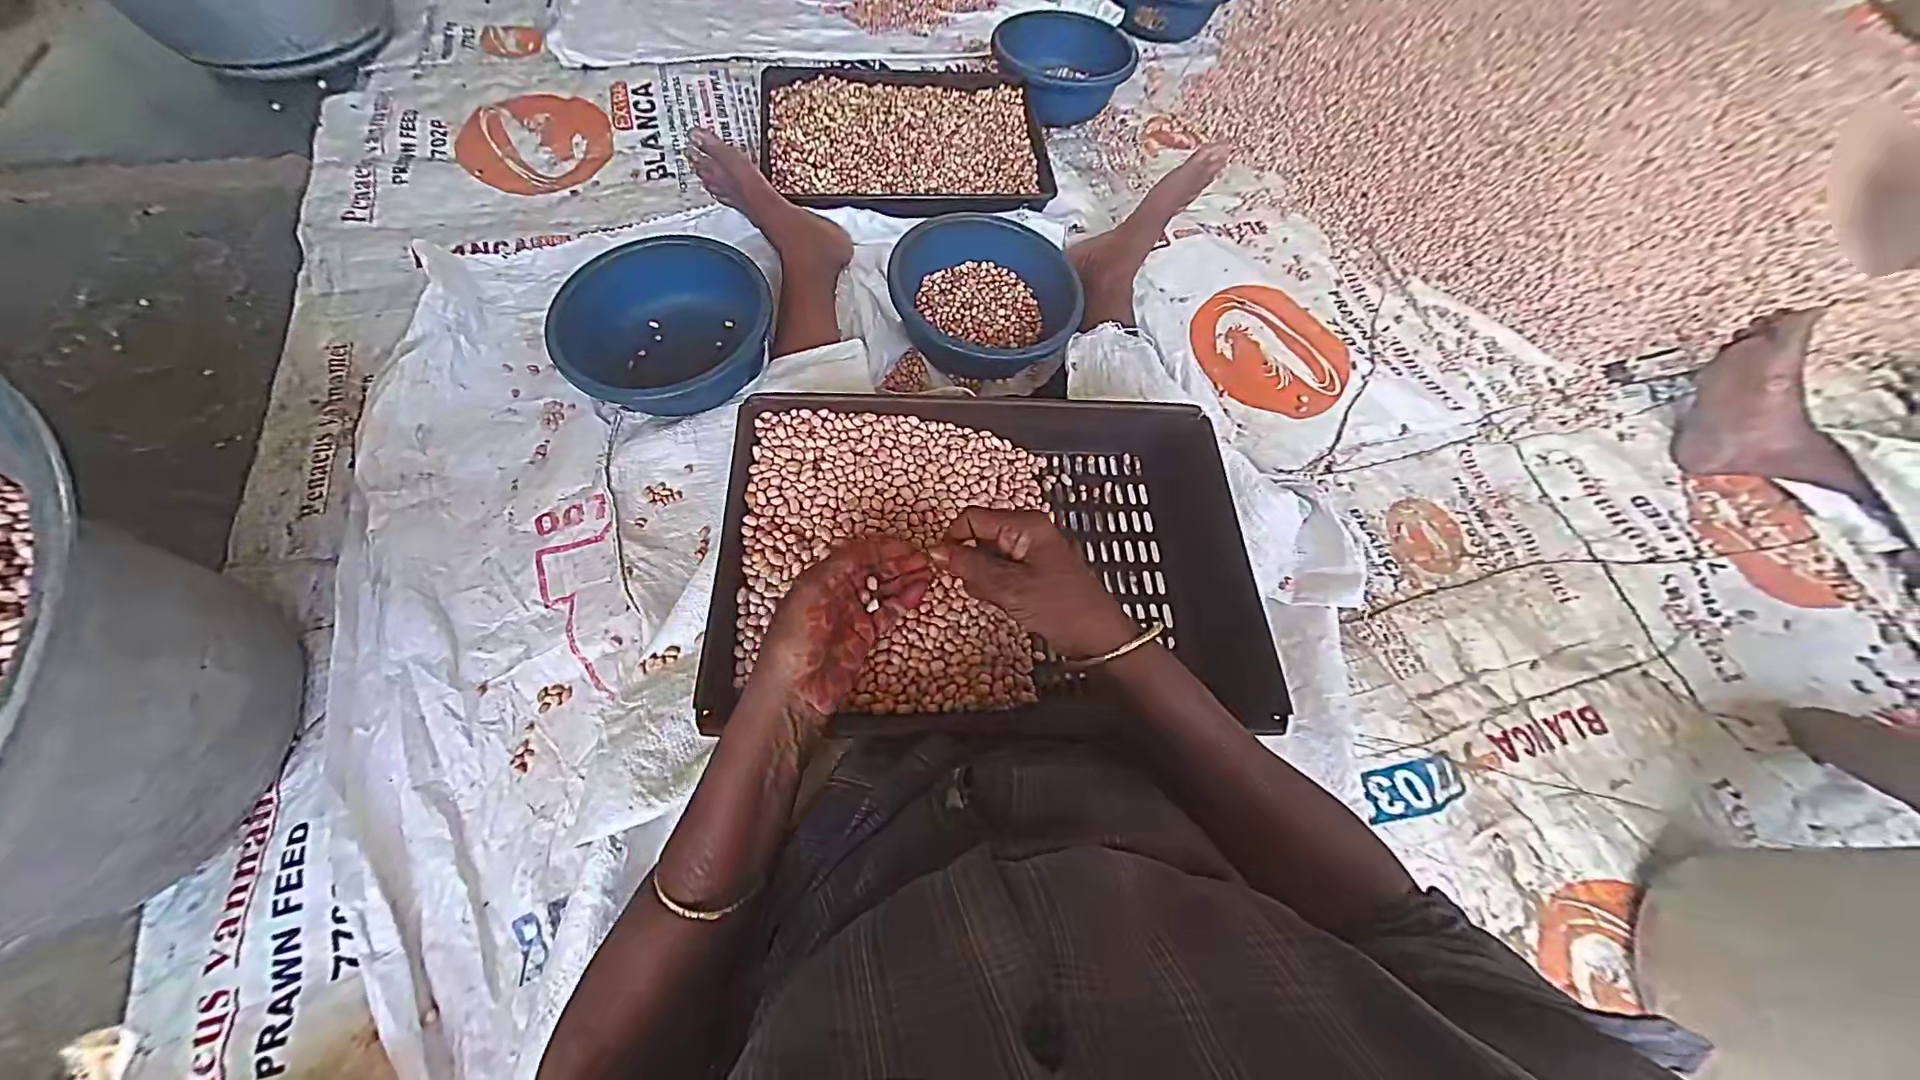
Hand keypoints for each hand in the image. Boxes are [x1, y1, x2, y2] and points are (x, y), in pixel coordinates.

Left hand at [750, 537, 930, 724]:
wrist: (795, 690)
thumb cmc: (793, 641)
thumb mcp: (812, 591)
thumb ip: (841, 565)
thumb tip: (869, 545)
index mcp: (821, 578)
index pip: (857, 555)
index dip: (882, 549)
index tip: (905, 547)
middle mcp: (837, 593)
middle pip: (873, 570)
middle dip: (898, 563)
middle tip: (922, 559)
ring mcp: (852, 614)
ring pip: (884, 590)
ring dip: (904, 579)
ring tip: (926, 572)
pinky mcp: (864, 636)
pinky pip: (888, 613)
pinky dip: (904, 602)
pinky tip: (918, 593)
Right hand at [929, 508, 1136, 658]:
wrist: (1096, 636)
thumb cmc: (1061, 607)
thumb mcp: (1009, 587)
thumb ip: (970, 566)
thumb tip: (936, 552)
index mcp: (1024, 524)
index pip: (971, 518)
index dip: (953, 540)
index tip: (943, 566)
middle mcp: (1026, 531)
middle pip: (978, 536)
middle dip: (969, 562)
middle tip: (978, 587)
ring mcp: (1029, 551)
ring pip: (986, 556)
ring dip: (981, 577)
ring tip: (999, 597)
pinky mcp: (1030, 570)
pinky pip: (999, 571)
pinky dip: (994, 586)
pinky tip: (1004, 601)